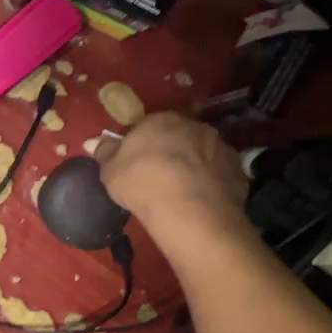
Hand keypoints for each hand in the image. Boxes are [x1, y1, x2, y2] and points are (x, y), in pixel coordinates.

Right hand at [95, 113, 246, 226]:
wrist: (191, 212)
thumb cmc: (142, 183)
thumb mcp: (110, 170)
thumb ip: (104, 152)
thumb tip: (93, 141)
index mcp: (161, 119)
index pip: (147, 125)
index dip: (139, 143)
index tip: (132, 160)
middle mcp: (194, 126)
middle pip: (177, 135)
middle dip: (168, 149)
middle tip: (155, 173)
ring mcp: (221, 146)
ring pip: (200, 152)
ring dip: (191, 163)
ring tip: (179, 188)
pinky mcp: (238, 170)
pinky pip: (217, 171)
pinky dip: (209, 180)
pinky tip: (197, 198)